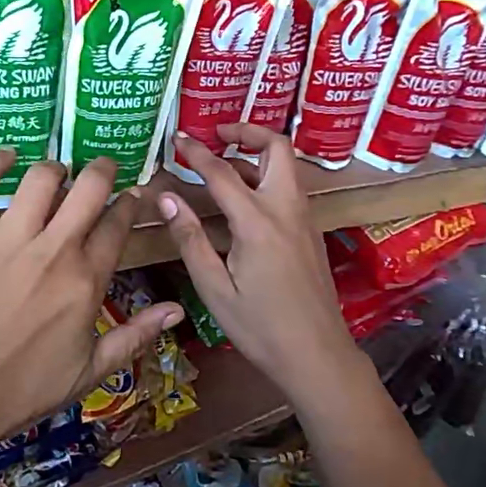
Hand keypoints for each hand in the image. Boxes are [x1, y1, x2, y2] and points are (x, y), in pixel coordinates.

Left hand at [0, 151, 182, 460]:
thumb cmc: (18, 393)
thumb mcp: (87, 373)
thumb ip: (135, 336)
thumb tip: (177, 309)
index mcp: (86, 281)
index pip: (118, 224)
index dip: (130, 203)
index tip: (132, 195)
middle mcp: (53, 250)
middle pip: (90, 187)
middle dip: (104, 170)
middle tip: (103, 168)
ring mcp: (7, 238)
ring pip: (43, 177)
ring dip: (56, 168)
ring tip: (57, 173)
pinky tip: (7, 156)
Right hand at [158, 125, 365, 401]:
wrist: (318, 356)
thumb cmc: (260, 327)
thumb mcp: (214, 288)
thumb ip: (190, 238)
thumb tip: (166, 197)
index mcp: (257, 222)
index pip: (221, 172)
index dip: (196, 151)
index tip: (178, 138)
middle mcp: (286, 210)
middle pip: (277, 147)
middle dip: (248, 130)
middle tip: (217, 134)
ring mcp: (305, 219)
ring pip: (286, 166)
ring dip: (257, 154)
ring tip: (224, 164)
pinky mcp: (311, 232)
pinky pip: (290, 188)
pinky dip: (267, 176)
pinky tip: (245, 199)